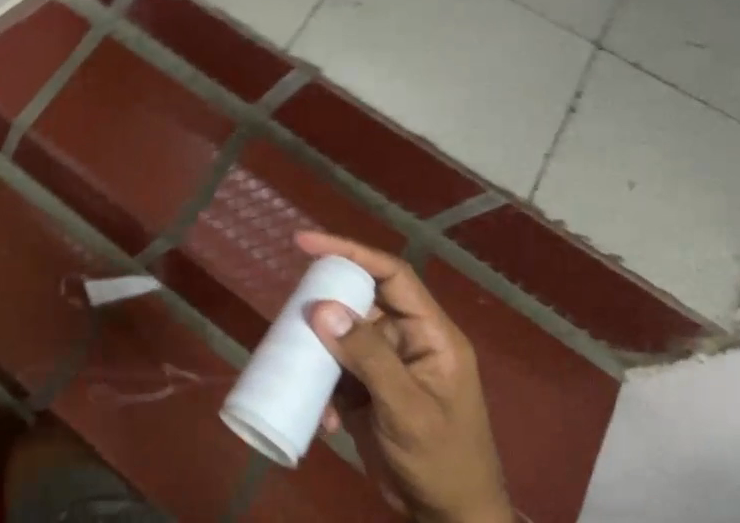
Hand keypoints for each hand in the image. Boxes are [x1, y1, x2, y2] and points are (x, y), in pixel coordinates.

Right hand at [297, 232, 512, 522]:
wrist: (447, 517)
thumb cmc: (443, 462)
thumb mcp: (408, 410)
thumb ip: (368, 358)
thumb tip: (322, 307)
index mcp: (432, 337)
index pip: (392, 276)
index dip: (350, 252)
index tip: (303, 243)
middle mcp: (408, 342)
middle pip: (358, 300)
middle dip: (322, 308)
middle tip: (292, 319)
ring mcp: (385, 365)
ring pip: (338, 334)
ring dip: (316, 353)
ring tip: (303, 371)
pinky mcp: (365, 387)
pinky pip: (331, 366)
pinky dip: (319, 384)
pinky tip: (324, 416)